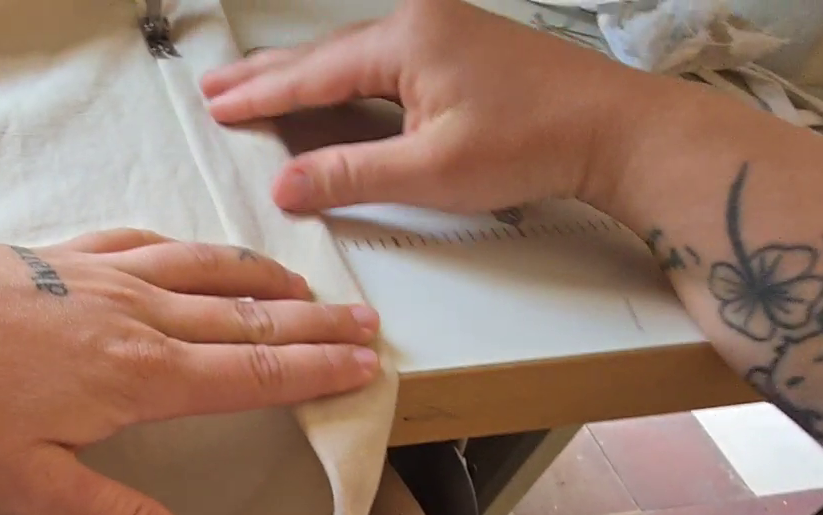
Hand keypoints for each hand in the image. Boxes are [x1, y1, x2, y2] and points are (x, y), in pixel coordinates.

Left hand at [0, 230, 380, 514]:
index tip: (366, 365)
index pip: (252, 374)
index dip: (315, 372)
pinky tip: (193, 252)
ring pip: (202, 270)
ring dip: (261, 280)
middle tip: (366, 321)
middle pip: (244, 318)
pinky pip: (142, 242)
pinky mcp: (56, 254)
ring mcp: (95, 275)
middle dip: (312, 324)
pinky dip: (186, 248)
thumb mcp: (34, 490)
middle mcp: (133, 316)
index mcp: (138, 378)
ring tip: (303, 287)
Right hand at [200, 0, 662, 215]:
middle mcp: (416, 22)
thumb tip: (284, 185)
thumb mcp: (428, 171)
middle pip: (321, 54)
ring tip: (250, 87)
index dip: (260, 96)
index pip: (312, 75)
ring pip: (344, 58)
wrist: (607, 128)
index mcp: (405, 40)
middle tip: (215, 87)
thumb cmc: (527, 144)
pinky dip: (333, 82)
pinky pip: (371, 65)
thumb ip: (350, 175)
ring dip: (296, 77)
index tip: (216, 107)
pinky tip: (316, 91)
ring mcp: (435, 32)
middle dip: (264, 75)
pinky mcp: (449, 52)